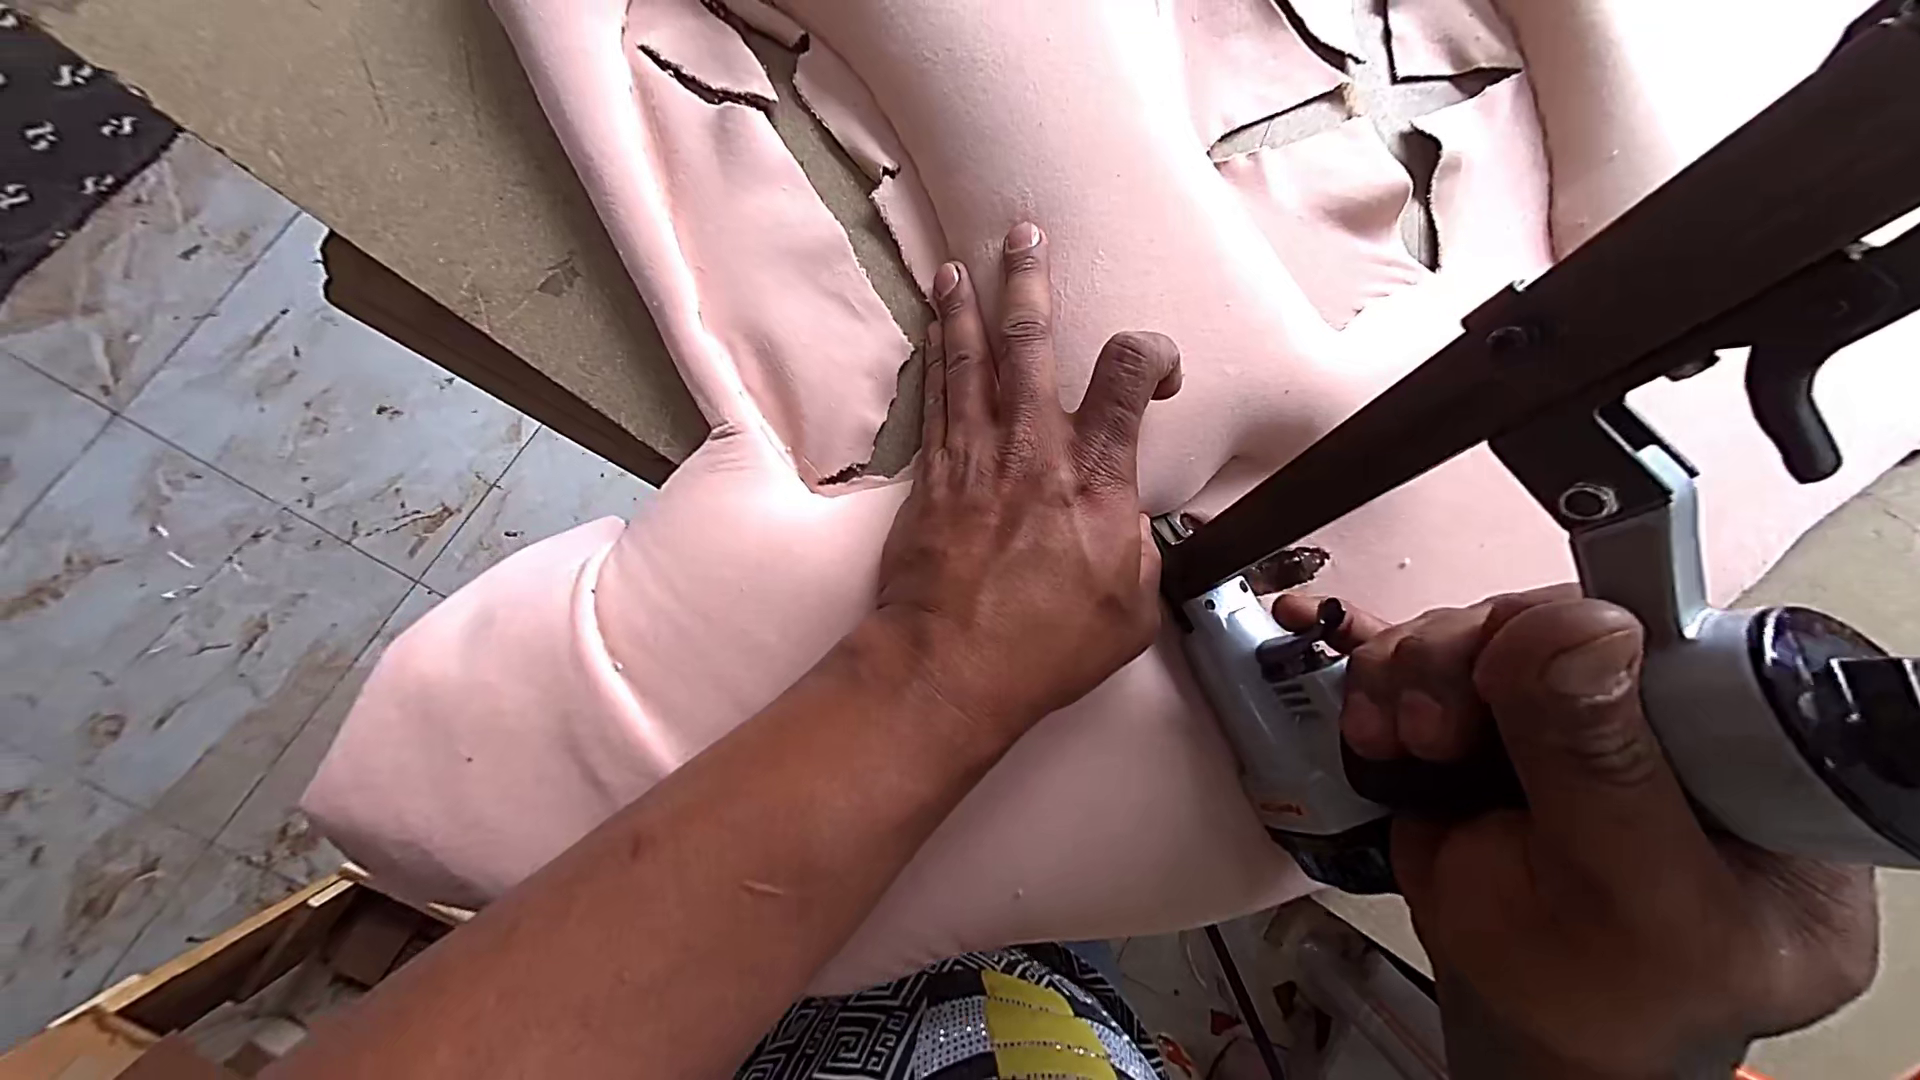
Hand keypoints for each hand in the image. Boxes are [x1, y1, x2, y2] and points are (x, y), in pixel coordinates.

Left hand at [875, 222, 1181, 740]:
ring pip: (967, 362)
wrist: (951, 664)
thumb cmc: (1045, 645)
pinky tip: (930, 341)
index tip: (1153, 374)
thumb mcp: (1132, 606)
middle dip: (1028, 280)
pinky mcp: (932, 479)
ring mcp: (973, 459)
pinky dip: (933, 365)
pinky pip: (933, 404)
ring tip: (954, 270)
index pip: (1126, 375)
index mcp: (1095, 478)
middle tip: (1021, 235)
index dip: (1149, 355)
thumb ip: (1138, 548)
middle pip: (1031, 342)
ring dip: (962, 309)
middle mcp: (1031, 450)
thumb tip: (1129, 520)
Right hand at [1275, 591, 1879, 1078]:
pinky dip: (1354, 644)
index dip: (1566, 633)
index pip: (1651, 633)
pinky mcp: (1447, 708)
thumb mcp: (1631, 891)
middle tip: (1429, 739)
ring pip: (1443, 631)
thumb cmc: (1604, 976)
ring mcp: (1523, 702)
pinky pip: (1392, 651)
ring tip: (1382, 744)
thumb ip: (1603, 768)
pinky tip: (1308, 624)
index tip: (1499, 683)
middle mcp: (1619, 703)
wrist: (1514, 998)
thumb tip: (1583, 624)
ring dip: (1391, 675)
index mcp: (1722, 741)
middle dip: (1446, 664)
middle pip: (1519, 620)